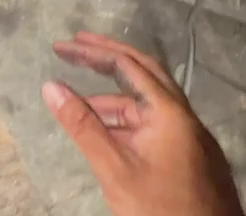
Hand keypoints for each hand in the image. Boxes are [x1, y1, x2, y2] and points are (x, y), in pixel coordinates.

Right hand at [43, 31, 243, 215]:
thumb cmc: (162, 211)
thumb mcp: (114, 169)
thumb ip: (82, 125)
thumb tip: (49, 85)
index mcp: (171, 115)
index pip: (128, 66)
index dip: (91, 52)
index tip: (59, 49)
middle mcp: (188, 121)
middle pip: (147, 72)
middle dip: (110, 56)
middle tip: (76, 46)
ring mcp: (196, 142)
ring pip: (151, 104)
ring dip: (115, 96)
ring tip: (82, 107)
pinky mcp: (196, 163)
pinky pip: (158, 126)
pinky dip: (129, 120)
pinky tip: (110, 136)